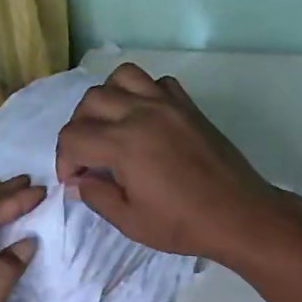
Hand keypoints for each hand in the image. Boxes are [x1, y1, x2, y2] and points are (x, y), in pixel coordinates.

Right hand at [57, 63, 301, 267]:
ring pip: (122, 77)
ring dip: (106, 98)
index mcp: (123, 144)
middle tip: (86, 156)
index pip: (73, 136)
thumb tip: (79, 182)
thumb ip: (97, 196)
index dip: (64, 160)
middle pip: (91, 101)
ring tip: (109, 126)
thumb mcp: (130, 221)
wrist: (237, 214)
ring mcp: (168, 105)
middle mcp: (141, 113)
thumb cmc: (181, 225)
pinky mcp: (188, 106)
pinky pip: (156, 82)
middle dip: (78, 127)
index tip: (74, 181)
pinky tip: (143, 120)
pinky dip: (142, 93)